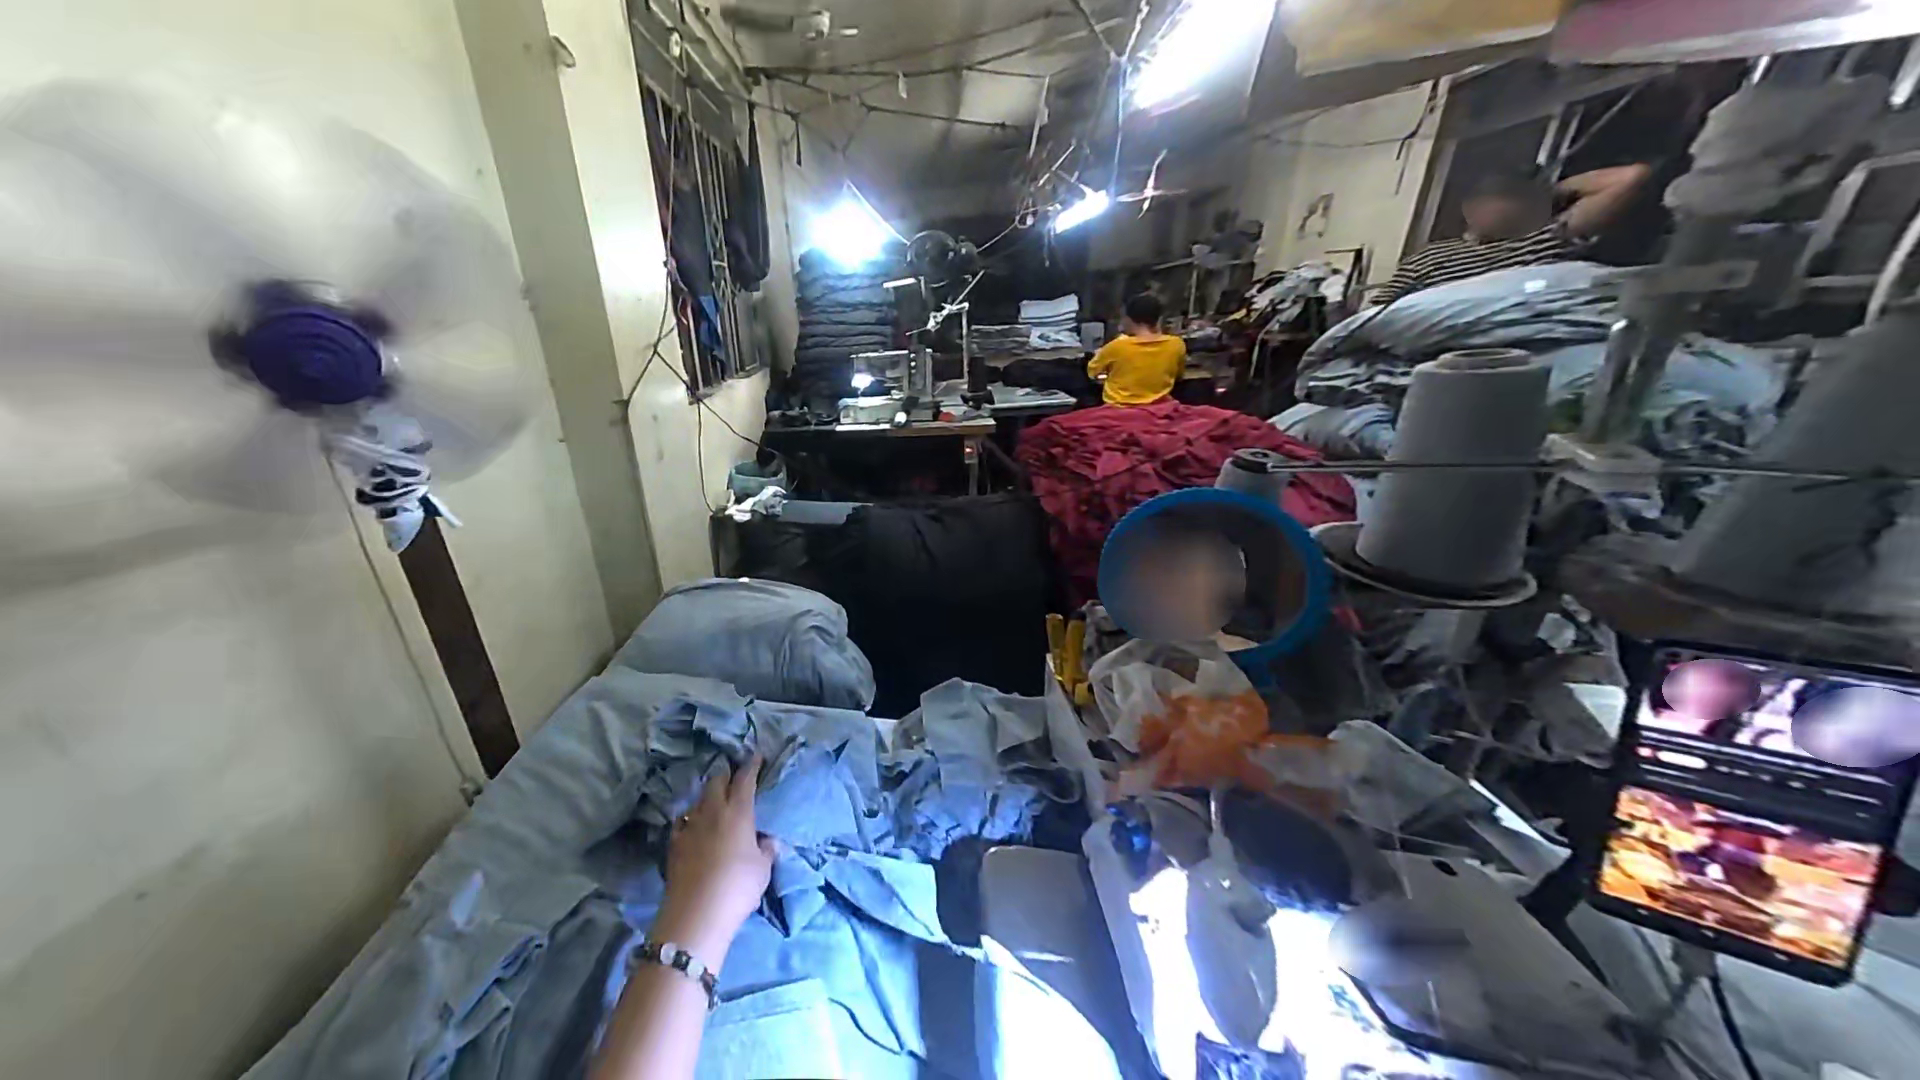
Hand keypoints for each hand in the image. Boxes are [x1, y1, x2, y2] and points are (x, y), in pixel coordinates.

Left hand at [653, 755, 776, 970]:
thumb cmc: (737, 887)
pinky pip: (682, 821)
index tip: (756, 755)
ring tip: (714, 798)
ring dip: (707, 795)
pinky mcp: (673, 844)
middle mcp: (713, 812)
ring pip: (698, 799)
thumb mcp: (763, 868)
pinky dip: (690, 818)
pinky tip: (693, 824)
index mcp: (739, 812)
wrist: (695, 915)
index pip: (745, 780)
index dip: (751, 765)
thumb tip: (767, 839)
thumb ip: (767, 848)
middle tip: (733, 773)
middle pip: (716, 782)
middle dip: (726, 774)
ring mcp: (689, 827)